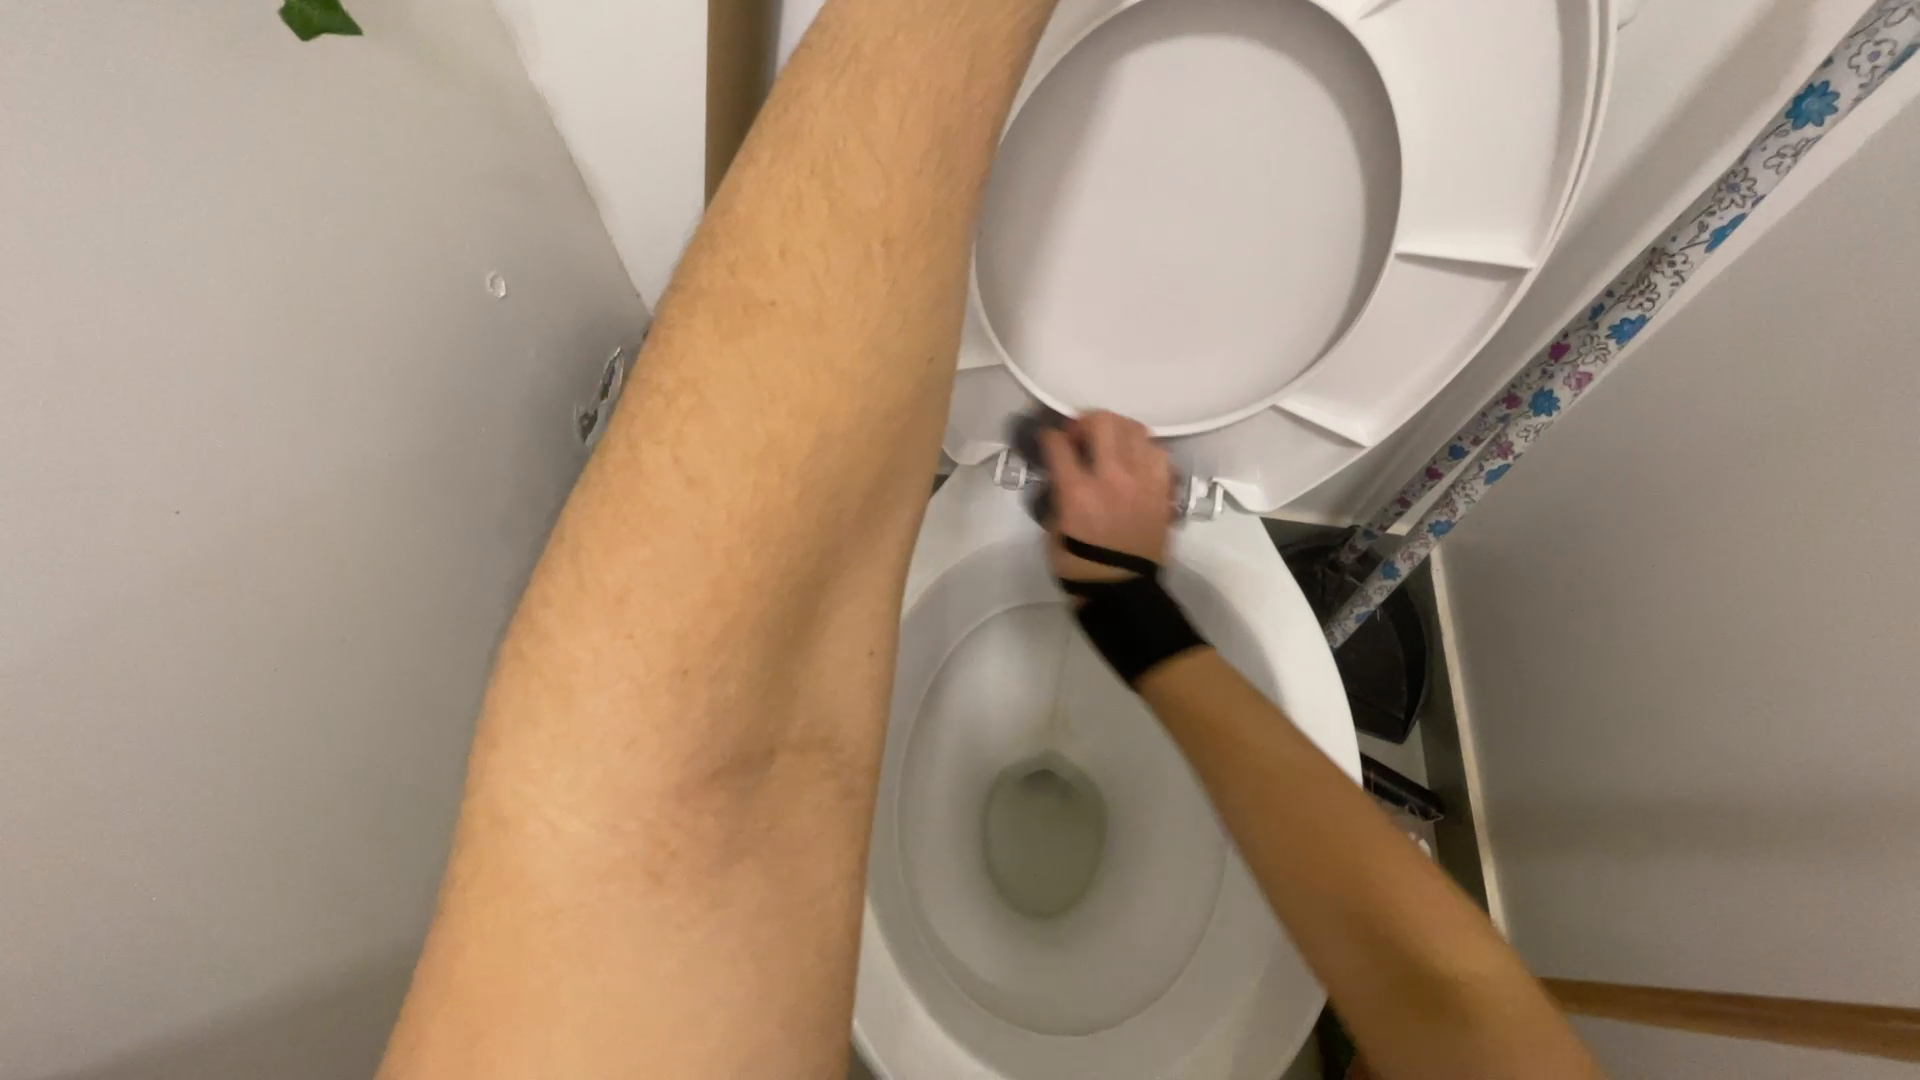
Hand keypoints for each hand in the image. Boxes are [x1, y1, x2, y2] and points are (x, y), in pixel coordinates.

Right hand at [1037, 411, 1175, 584]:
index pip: (1058, 444)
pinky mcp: (1162, 490)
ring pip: (1134, 430)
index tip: (1048, 439)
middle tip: (1080, 436)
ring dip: (1117, 431)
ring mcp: (1142, 481)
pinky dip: (1143, 449)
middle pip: (1103, 422)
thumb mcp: (1052, 530)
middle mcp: (1112, 478)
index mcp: (1077, 492)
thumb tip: (1060, 473)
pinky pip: (1158, 452)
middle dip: (1085, 421)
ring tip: (1110, 445)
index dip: (1048, 435)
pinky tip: (1134, 460)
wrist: (1120, 591)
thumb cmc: (1078, 566)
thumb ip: (1056, 494)